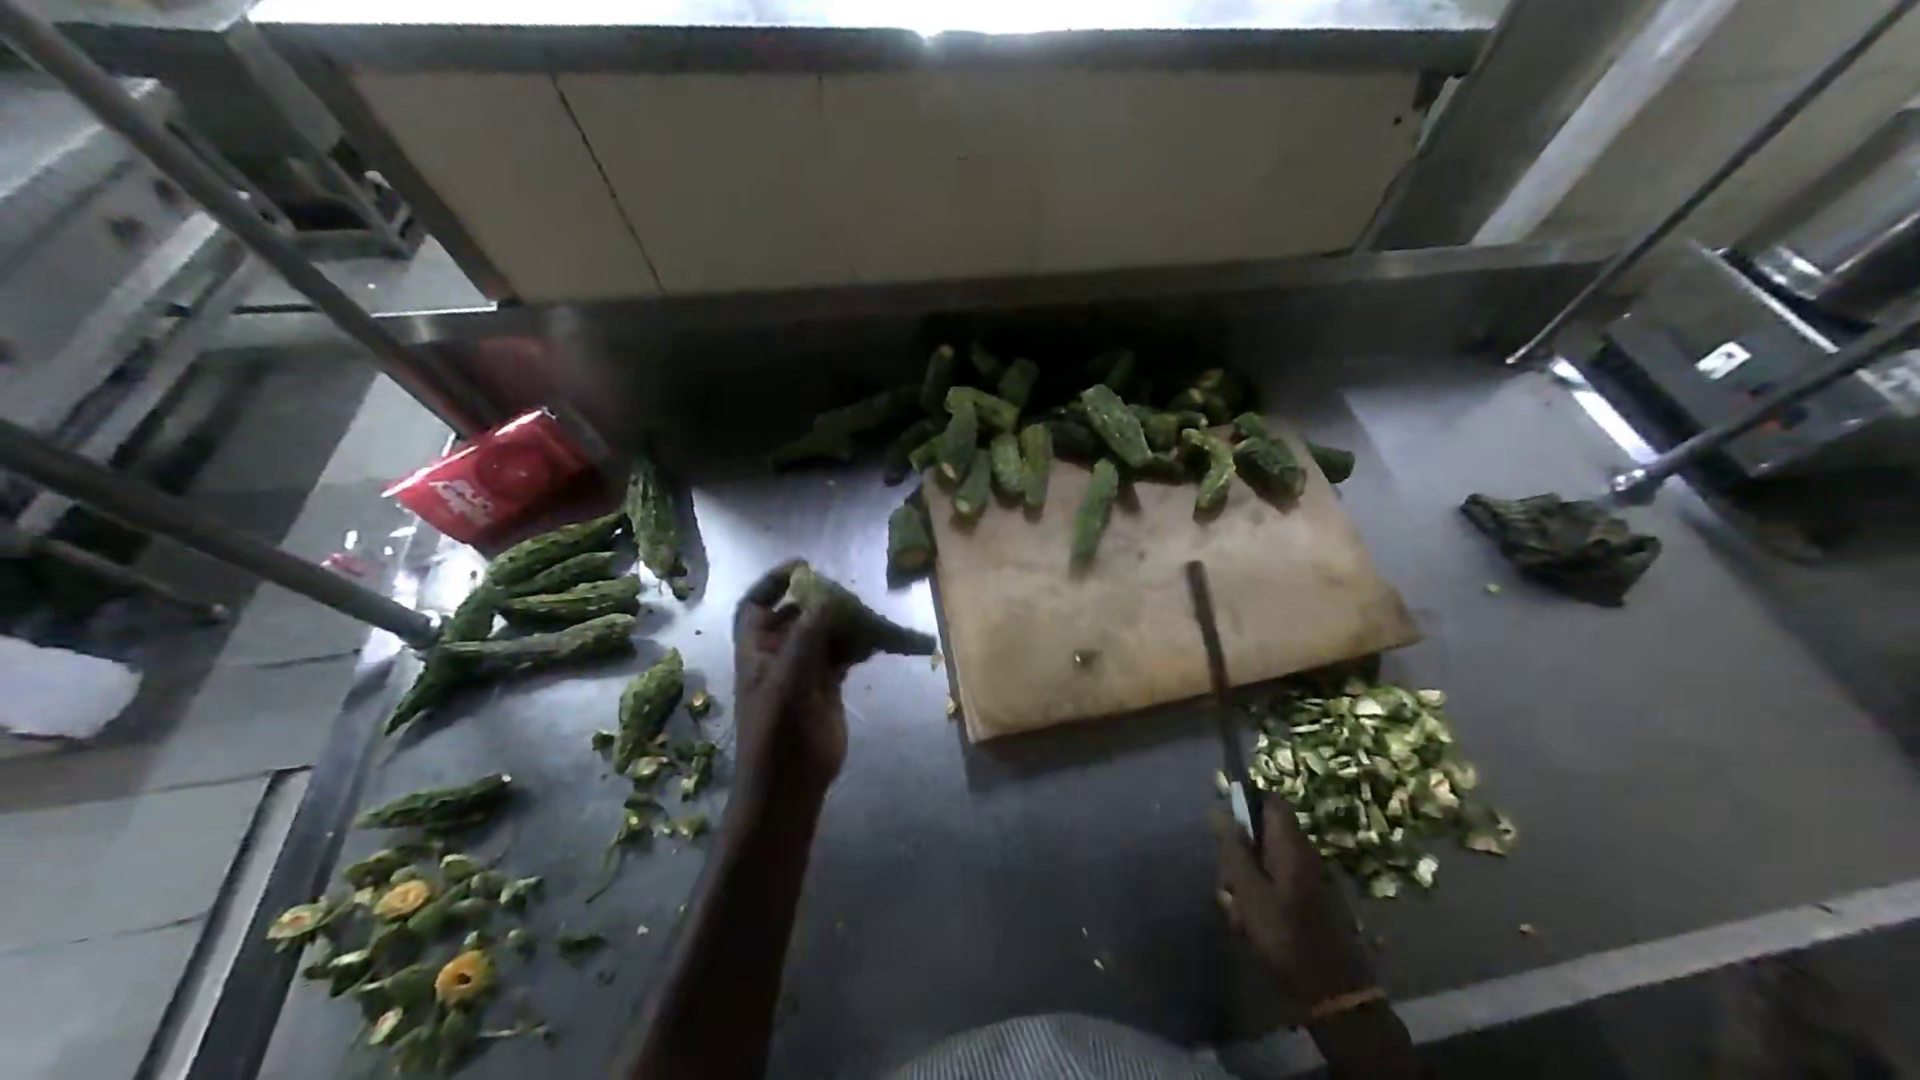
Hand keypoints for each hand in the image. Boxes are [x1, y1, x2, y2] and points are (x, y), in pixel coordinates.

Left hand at [731, 562, 851, 803]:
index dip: (773, 582)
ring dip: (846, 625)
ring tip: (870, 619)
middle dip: (822, 603)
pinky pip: (843, 656)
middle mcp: (778, 656)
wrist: (788, 786)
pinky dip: (858, 646)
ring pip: (825, 635)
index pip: (756, 606)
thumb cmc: (776, 733)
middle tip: (849, 597)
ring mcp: (803, 671)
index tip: (802, 564)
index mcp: (756, 651)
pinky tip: (876, 643)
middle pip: (798, 616)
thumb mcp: (788, 681)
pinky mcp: (827, 688)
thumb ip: (806, 637)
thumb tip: (826, 596)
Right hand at [1214, 799, 1375, 1022]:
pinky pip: (1269, 886)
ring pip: (1260, 863)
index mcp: (1290, 846)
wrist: (1329, 992)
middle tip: (1227, 881)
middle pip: (1259, 834)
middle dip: (1236, 853)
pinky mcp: (1301, 902)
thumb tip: (1219, 807)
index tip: (1223, 826)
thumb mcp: (1249, 890)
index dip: (1245, 804)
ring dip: (1241, 881)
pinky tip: (1247, 925)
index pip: (1270, 802)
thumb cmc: (1285, 935)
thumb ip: (1233, 848)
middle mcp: (1299, 856)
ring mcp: (1302, 880)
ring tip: (1236, 911)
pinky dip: (1254, 900)